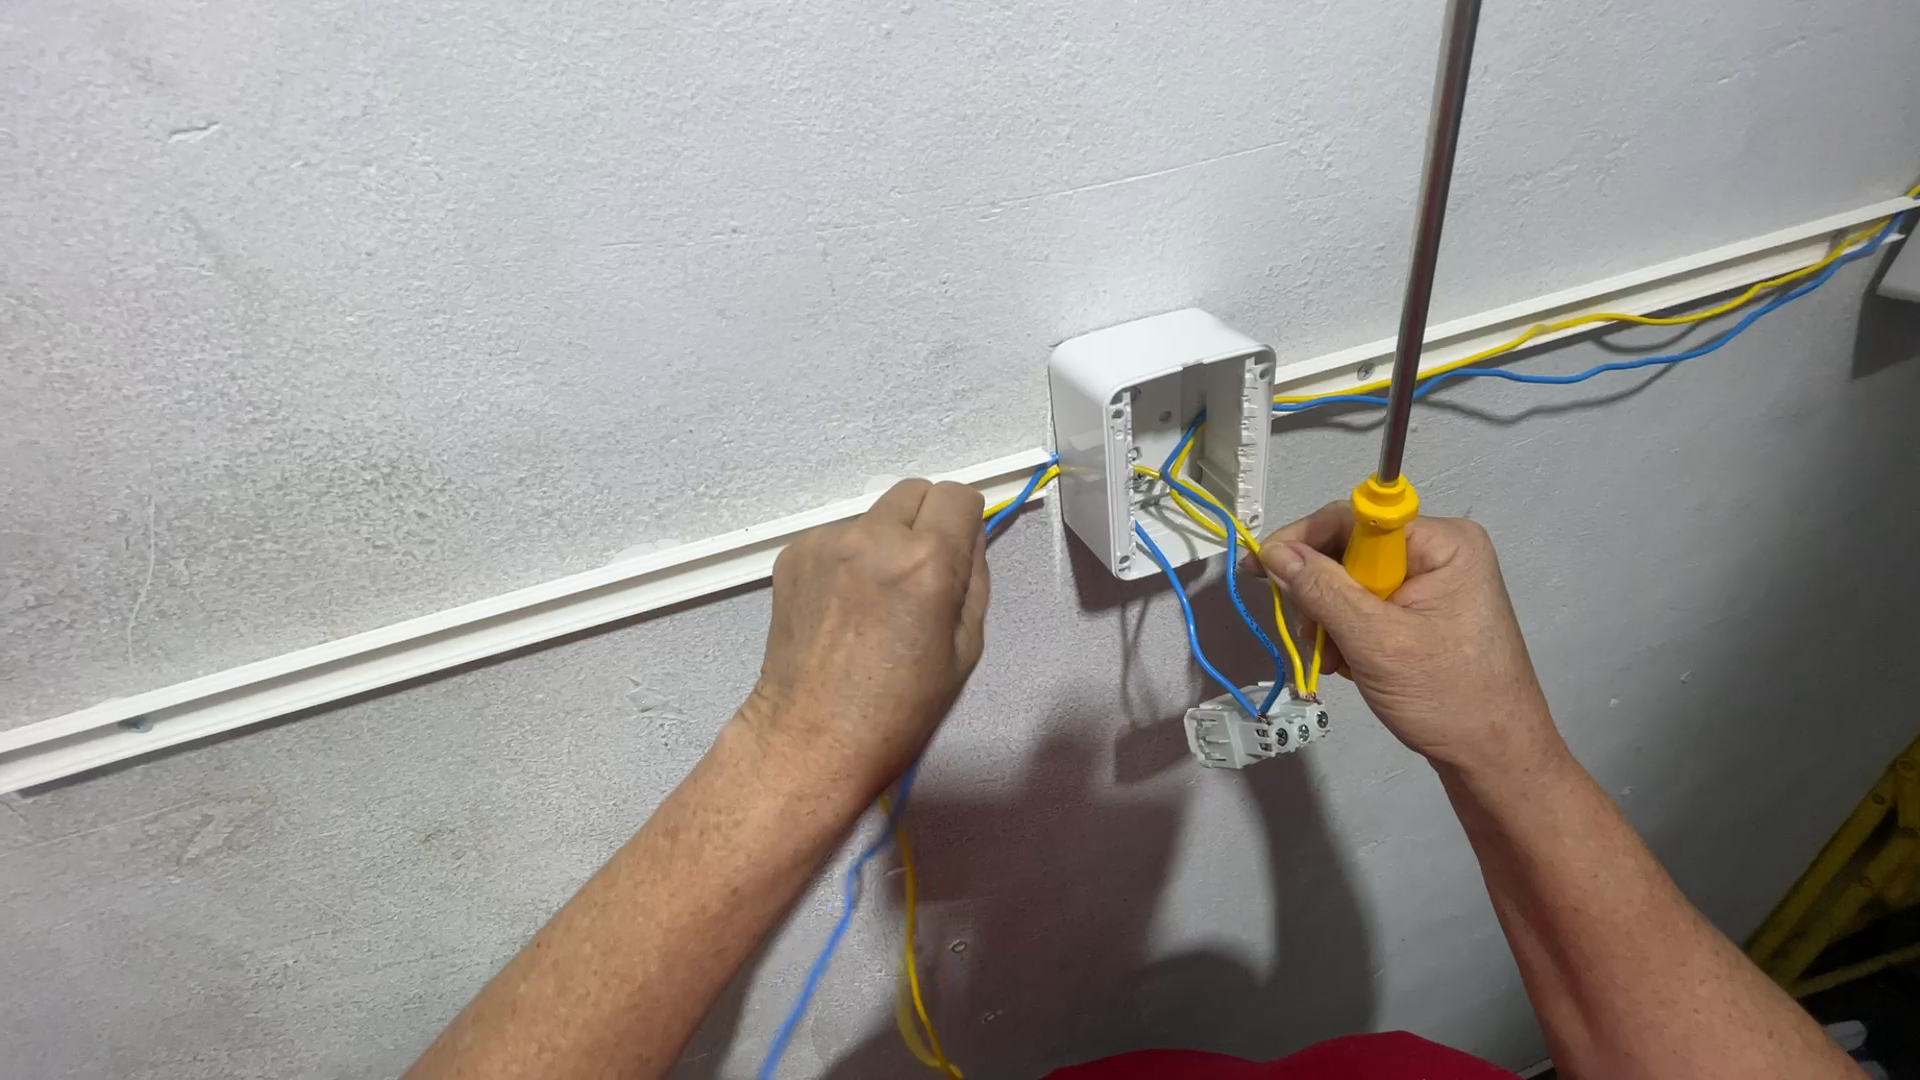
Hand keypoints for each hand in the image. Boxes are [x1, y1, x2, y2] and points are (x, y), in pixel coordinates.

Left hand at [739, 479, 989, 799]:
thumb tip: (966, 537)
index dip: (965, 520)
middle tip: (920, 571)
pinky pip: (838, 536)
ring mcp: (826, 542)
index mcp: (926, 562)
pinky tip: (842, 605)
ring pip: (874, 515)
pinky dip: (848, 557)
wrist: (811, 738)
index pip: (958, 494)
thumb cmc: (900, 708)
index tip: (959, 549)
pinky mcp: (792, 554)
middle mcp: (874, 537)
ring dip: (885, 540)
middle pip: (915, 490)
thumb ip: (973, 577)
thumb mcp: (966, 647)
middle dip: (927, 520)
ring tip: (874, 597)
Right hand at [1253, 502, 1562, 773]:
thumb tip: (1271, 552)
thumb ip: (1321, 591)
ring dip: (1325, 618)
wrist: (1493, 757)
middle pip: (1343, 549)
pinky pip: (1357, 602)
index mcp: (1441, 542)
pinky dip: (1340, 631)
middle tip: (1310, 636)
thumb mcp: (1377, 641)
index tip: (1258, 570)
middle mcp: (1435, 550)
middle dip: (1316, 593)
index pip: (1350, 519)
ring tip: (1334, 657)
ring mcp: (1427, 580)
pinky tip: (1346, 659)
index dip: (1300, 540)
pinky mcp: (1417, 608)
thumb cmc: (1448, 697)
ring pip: (1343, 579)